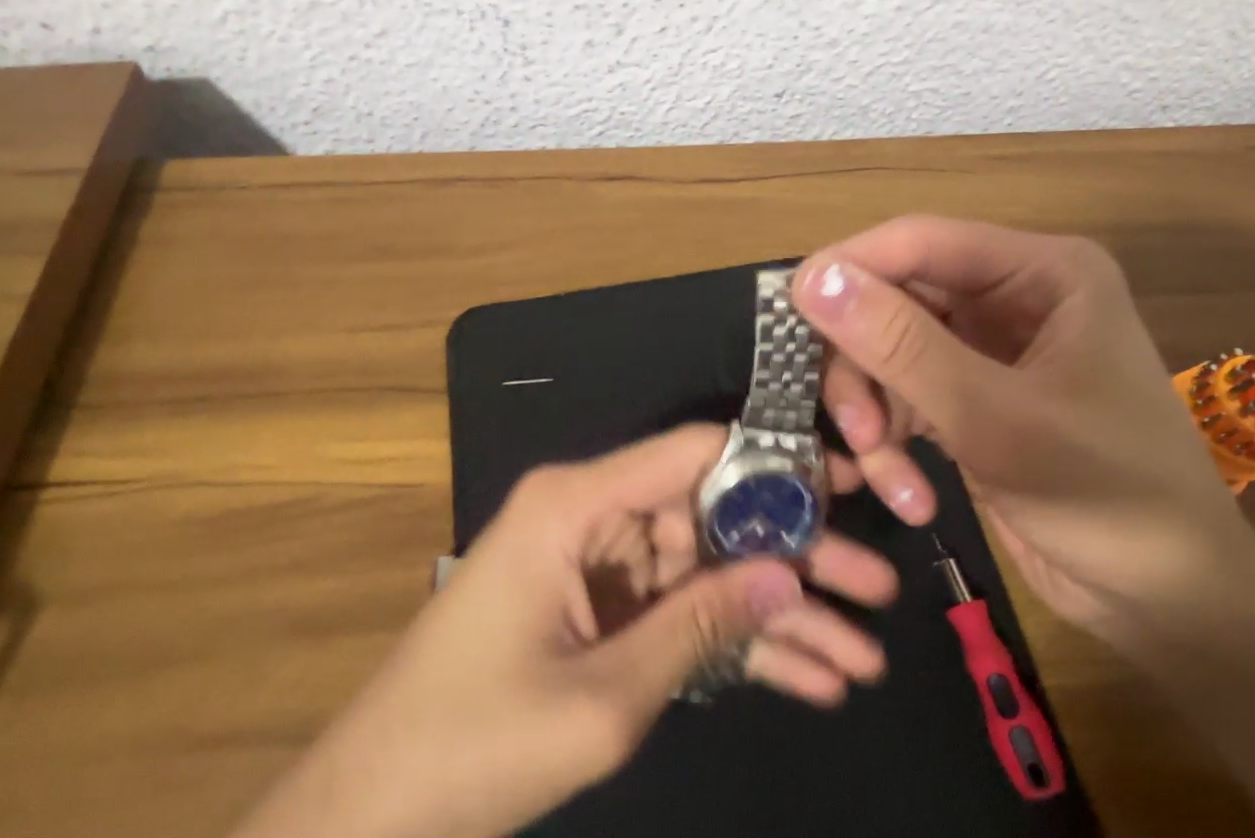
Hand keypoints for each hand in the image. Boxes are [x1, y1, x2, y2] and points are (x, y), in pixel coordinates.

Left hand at [232, 424, 897, 837]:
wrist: (375, 814)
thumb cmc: (477, 743)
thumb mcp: (607, 693)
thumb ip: (702, 625)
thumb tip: (790, 576)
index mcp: (577, 504)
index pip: (695, 452)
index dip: (777, 461)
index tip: (853, 481)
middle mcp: (592, 519)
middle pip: (715, 519)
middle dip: (797, 562)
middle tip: (880, 592)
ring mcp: (598, 570)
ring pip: (709, 575)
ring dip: (780, 619)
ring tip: (863, 658)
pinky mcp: (601, 616)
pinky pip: (682, 618)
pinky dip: (736, 650)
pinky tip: (810, 683)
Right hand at [791, 216, 1254, 658]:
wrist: (1167, 599)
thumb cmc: (1106, 495)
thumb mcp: (996, 417)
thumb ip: (901, 345)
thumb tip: (810, 278)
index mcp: (1041, 272)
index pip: (918, 242)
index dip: (847, 270)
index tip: (786, 318)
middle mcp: (1011, 300)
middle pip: (893, 302)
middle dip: (864, 370)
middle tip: (855, 433)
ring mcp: (989, 355)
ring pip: (888, 357)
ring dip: (876, 419)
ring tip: (890, 483)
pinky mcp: (973, 405)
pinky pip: (904, 402)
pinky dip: (894, 448)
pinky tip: (910, 499)